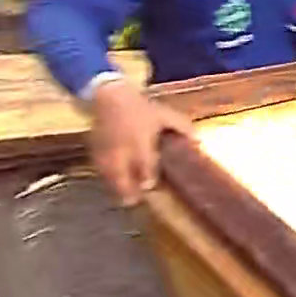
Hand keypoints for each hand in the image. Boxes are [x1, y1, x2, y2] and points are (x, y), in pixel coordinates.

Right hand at [89, 78, 195, 205]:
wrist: (109, 95)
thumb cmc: (141, 107)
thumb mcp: (165, 114)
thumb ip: (183, 128)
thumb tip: (200, 142)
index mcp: (140, 139)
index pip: (143, 161)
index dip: (146, 175)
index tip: (150, 186)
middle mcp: (122, 146)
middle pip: (121, 171)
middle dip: (126, 187)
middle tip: (133, 201)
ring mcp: (106, 147)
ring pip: (108, 171)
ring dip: (115, 186)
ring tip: (123, 200)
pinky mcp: (95, 146)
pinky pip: (98, 165)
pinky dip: (105, 176)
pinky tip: (111, 185)